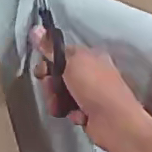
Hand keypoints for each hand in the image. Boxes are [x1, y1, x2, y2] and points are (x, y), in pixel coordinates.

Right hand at [29, 27, 151, 151]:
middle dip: (51, 85)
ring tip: (64, 107)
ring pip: (60, 94)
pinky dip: (71, 113)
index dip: (48, 62)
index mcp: (90, 56)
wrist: (115, 122)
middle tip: (54, 89)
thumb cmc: (96, 87)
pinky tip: (80, 115)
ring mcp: (89, 92)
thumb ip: (51, 48)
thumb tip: (36, 29)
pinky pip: (68, 109)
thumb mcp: (71, 63)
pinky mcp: (87, 111)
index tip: (41, 71)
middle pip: (57, 75)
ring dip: (58, 101)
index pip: (61, 53)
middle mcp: (90, 72)